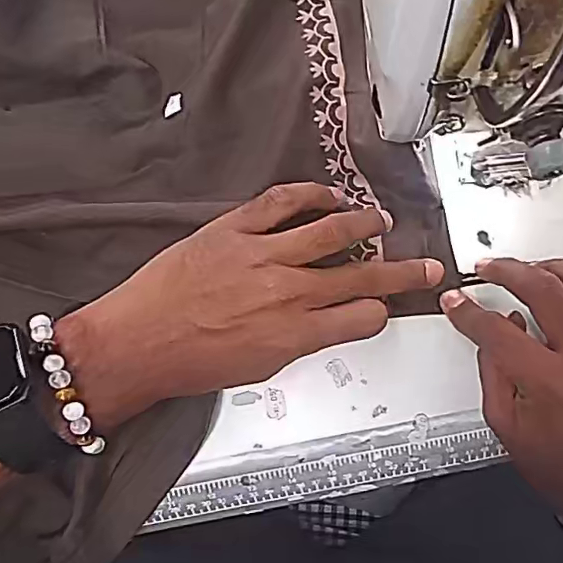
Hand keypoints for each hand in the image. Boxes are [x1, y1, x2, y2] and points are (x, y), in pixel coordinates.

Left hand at [58, 183, 444, 426]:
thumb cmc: (190, 362)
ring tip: (381, 219)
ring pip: (331, 232)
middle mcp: (288, 292)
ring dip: (364, 224)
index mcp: (296, 333)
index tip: (386, 306)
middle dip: (402, 272)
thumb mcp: (259, 368)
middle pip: (362, 276)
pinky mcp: (234, 230)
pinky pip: (282, 203)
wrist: (137, 343)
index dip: (381, 312)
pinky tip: (327, 195)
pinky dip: (310, 195)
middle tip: (424, 267)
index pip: (362, 317)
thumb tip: (322, 324)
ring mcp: (262, 256)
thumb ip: (299, 341)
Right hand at [439, 258, 562, 525]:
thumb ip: (494, 373)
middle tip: (491, 269)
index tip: (458, 302)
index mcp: (549, 383)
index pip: (497, 328)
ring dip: (556, 268)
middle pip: (546, 290)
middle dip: (508, 271)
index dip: (468, 310)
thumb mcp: (506, 426)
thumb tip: (493, 330)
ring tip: (534, 267)